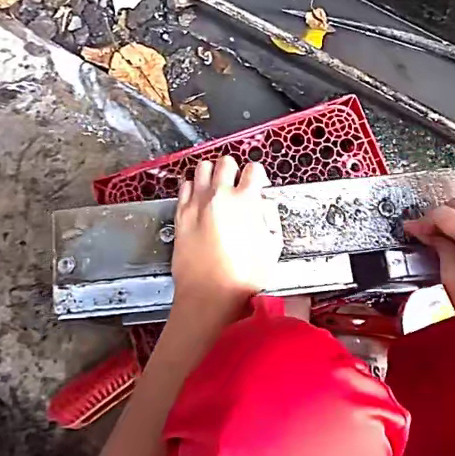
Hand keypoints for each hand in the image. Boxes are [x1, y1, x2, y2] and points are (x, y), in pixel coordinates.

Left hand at [169, 157, 279, 326]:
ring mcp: (198, 203)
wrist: (209, 293)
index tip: (257, 183)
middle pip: (226, 162)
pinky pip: (184, 186)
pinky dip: (192, 187)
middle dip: (233, 169)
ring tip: (216, 186)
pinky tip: (199, 197)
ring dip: (211, 173)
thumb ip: (270, 218)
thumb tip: (266, 205)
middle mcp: (220, 195)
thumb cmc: (241, 277)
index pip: (254, 169)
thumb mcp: (273, 247)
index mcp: (246, 200)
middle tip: (236, 183)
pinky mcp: (181, 213)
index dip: (258, 175)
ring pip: (202, 167)